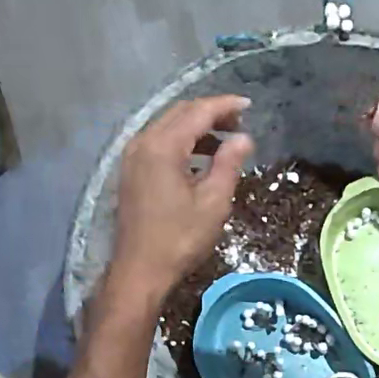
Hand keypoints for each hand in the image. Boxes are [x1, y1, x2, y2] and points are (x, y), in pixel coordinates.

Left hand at [110, 95, 253, 298]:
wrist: (139, 271)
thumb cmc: (179, 239)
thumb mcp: (213, 203)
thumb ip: (228, 164)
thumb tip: (243, 138)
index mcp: (163, 147)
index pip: (197, 112)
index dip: (225, 106)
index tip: (248, 106)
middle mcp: (142, 143)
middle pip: (179, 113)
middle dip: (210, 113)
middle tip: (238, 124)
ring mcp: (132, 158)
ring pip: (166, 127)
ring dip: (195, 128)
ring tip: (223, 142)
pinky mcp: (130, 173)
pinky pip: (157, 143)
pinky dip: (180, 143)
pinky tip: (198, 159)